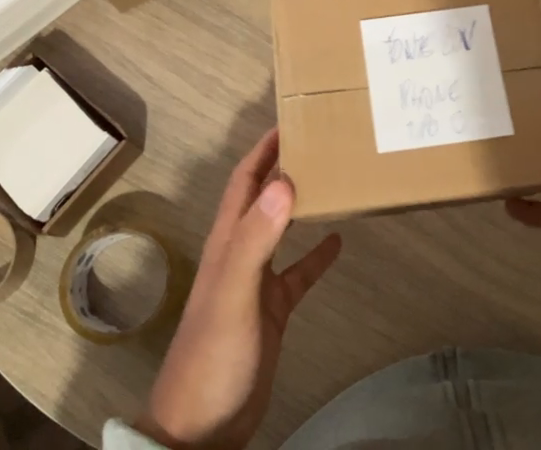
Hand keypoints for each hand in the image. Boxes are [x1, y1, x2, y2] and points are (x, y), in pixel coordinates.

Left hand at [140, 130, 341, 448]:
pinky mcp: (272, 310)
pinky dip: (315, 255)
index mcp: (227, 240)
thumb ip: (256, 239)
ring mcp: (256, 282)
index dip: (263, 149)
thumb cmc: (214, 353)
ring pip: (281, 229)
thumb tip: (284, 181)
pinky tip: (337, 243)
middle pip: (262, 196)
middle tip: (320, 141)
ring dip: (302, 204)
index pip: (244, 180)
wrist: (203, 424)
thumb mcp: (234, 292)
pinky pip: (297, 273)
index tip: (290, 120)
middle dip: (284, 166)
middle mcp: (240, 252)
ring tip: (333, 180)